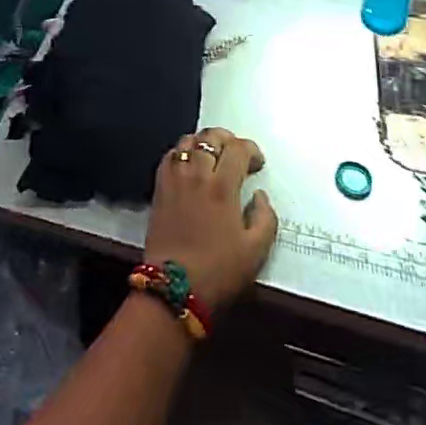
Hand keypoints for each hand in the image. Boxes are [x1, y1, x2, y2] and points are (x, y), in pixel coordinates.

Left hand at [144, 128, 277, 314]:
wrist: (175, 287)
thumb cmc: (219, 270)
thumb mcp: (256, 250)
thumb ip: (265, 217)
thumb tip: (260, 196)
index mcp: (222, 186)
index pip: (238, 149)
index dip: (251, 150)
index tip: (257, 164)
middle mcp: (197, 174)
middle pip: (210, 137)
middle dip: (228, 139)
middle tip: (236, 155)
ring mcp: (174, 178)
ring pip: (187, 141)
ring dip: (204, 142)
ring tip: (213, 156)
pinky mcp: (159, 188)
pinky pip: (169, 156)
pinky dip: (182, 152)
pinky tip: (190, 165)